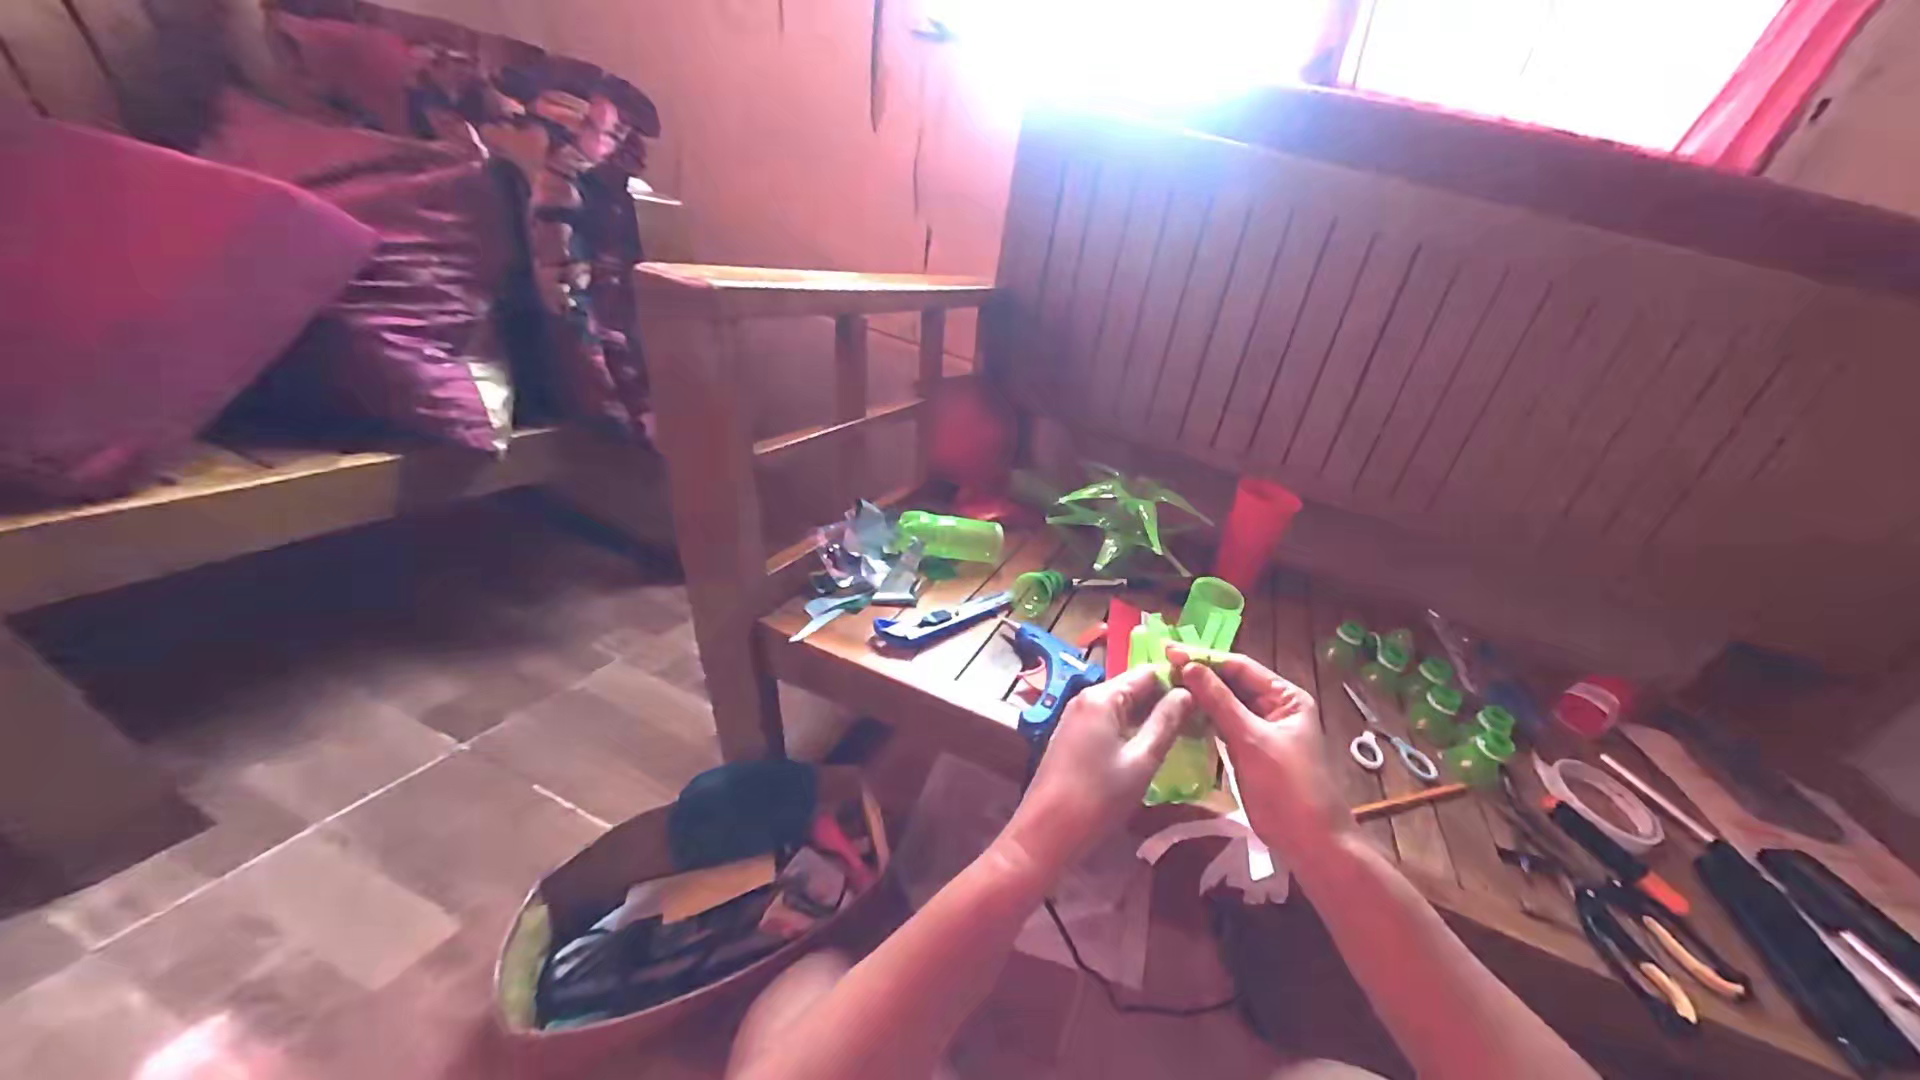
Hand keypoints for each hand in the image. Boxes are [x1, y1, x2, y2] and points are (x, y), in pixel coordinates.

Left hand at [1002, 665, 1191, 872]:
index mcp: (1101, 697)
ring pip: (1121, 707)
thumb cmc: (1097, 797)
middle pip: (1133, 688)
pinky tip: (1150, 748)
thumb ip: (1166, 723)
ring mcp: (1076, 717)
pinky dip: (1130, 730)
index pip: (1147, 673)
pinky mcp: (1073, 736)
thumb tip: (1187, 693)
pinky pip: (1108, 722)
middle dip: (1164, 702)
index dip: (1177, 683)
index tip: (1205, 699)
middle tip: (1200, 721)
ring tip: (1184, 735)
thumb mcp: (1141, 761)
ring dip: (1149, 718)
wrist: (1046, 831)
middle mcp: (1086, 698)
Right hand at [1173, 650, 1354, 863]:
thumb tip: (1188, 665)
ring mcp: (1259, 728)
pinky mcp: (1247, 748)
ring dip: (1197, 696)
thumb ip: (1219, 700)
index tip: (1170, 653)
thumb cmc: (1287, 786)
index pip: (1240, 667)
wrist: (1309, 842)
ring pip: (1223, 703)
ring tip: (1164, 688)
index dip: (1205, 659)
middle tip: (1161, 670)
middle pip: (1230, 683)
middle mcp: (1273, 706)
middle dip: (1199, 676)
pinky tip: (1178, 714)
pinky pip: (1221, 724)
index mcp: (1285, 697)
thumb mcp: (1251, 739)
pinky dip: (1202, 718)